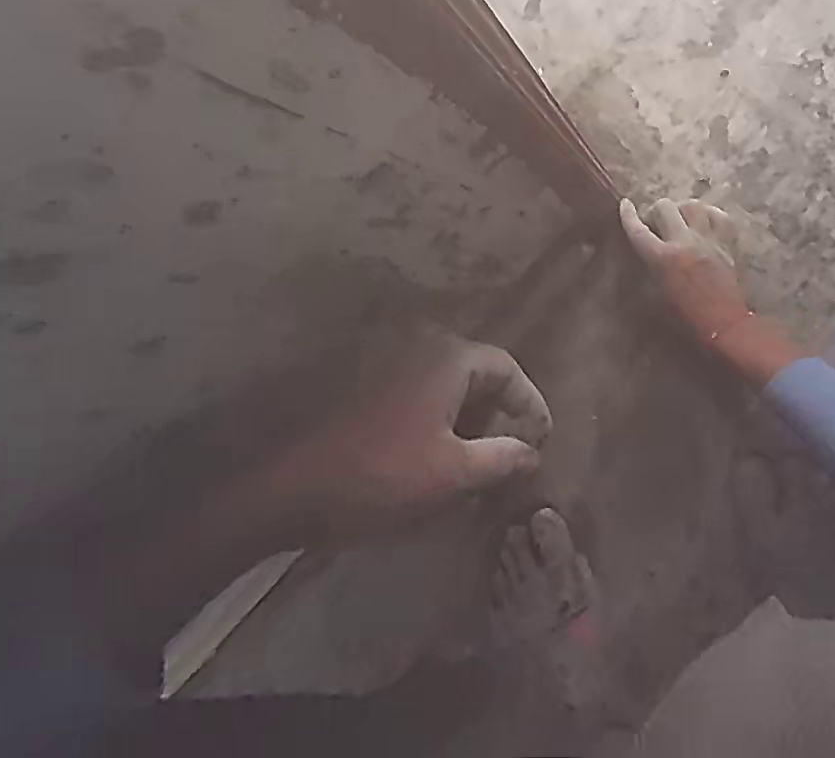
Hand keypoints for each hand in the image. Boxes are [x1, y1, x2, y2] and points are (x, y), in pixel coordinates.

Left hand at [259, 334, 551, 544]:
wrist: (293, 487)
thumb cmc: (382, 475)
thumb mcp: (453, 473)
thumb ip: (503, 458)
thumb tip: (532, 451)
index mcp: (447, 358)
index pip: (506, 368)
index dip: (531, 403)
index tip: (541, 440)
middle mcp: (419, 348)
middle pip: (477, 374)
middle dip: (499, 414)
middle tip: (511, 455)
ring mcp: (389, 365)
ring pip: (447, 386)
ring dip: (469, 420)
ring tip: (477, 464)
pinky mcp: (368, 387)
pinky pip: (420, 395)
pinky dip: (439, 421)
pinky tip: (437, 459)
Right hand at [619, 198, 751, 342]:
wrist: (725, 324)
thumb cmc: (686, 316)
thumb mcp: (655, 297)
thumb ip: (646, 272)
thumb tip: (641, 257)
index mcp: (662, 257)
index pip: (638, 229)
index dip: (628, 215)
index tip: (625, 205)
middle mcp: (684, 242)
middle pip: (665, 207)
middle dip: (655, 211)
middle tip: (655, 223)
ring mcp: (709, 239)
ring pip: (693, 206)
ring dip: (682, 209)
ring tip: (680, 219)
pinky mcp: (728, 243)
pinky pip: (719, 216)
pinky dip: (709, 215)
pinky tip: (704, 221)